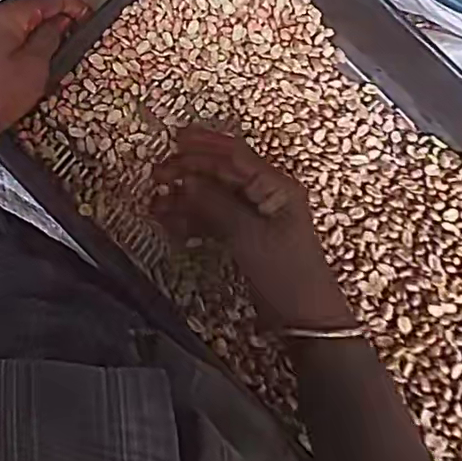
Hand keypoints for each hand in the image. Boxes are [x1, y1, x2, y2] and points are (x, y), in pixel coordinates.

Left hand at [0, 0, 90, 149]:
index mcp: (9, 14)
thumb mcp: (35, 65)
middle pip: (37, 4)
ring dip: (49, 30)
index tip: (92, 20)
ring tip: (69, 48)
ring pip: (27, 21)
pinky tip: (45, 60)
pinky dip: (35, 42)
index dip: (75, 5)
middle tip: (84, 34)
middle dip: (63, 15)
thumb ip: (51, 37)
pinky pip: (17, 37)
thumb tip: (61, 22)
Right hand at [151, 127, 354, 330]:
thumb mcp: (248, 235)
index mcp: (276, 186)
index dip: (204, 145)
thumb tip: (186, 179)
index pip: (235, 156)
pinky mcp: (246, 235)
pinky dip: (193, 219)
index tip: (175, 139)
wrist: (304, 320)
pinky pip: (214, 218)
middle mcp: (266, 194)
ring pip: (213, 196)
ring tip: (157, 202)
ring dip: (185, 198)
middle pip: (221, 173)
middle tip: (159, 174)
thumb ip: (215, 203)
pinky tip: (171, 222)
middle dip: (188, 171)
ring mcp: (255, 215)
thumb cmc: (286, 273)